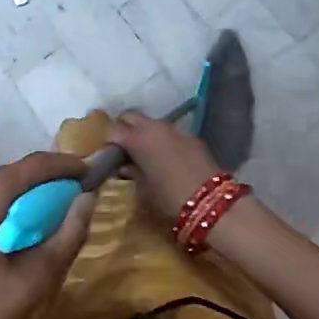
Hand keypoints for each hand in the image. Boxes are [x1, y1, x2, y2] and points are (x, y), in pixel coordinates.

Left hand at [0, 153, 94, 318]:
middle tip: (74, 203)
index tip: (92, 175)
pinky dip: (5, 208)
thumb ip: (69, 232)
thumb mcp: (38, 276)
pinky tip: (16, 234)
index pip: (38, 163)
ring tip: (49, 221)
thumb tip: (88, 197)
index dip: (69, 165)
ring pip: (0, 186)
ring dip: (26, 197)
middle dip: (48, 183)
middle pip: (18, 172)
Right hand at [106, 111, 222, 217]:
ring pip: (150, 121)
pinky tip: (165, 155)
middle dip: (123, 128)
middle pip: (130, 116)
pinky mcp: (189, 134)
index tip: (107, 154)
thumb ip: (131, 172)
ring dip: (143, 131)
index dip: (107, 141)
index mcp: (137, 139)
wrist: (212, 201)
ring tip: (143, 151)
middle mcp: (153, 126)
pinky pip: (168, 130)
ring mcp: (173, 128)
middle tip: (122, 148)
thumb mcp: (144, 189)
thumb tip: (124, 166)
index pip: (112, 130)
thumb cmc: (170, 198)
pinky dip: (161, 138)